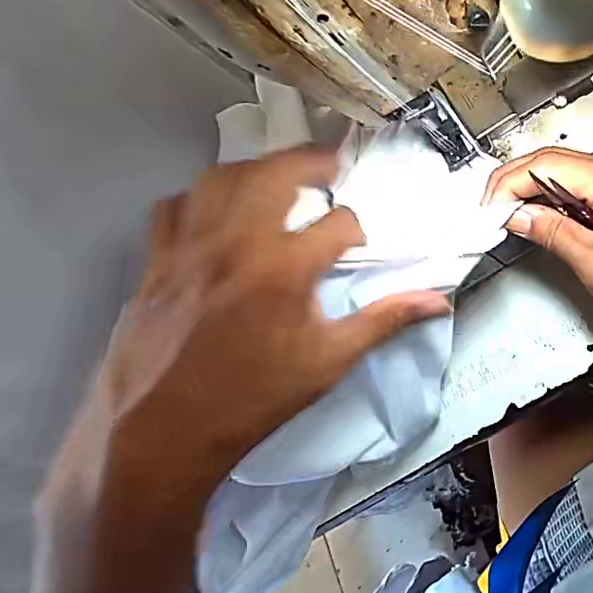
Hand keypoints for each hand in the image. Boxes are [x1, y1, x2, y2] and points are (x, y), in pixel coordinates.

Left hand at [47, 148, 451, 529]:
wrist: (165, 431)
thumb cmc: (254, 399)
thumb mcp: (328, 362)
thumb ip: (382, 321)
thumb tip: (437, 300)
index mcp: (285, 267)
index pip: (337, 224)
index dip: (355, 228)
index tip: (356, 243)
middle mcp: (236, 242)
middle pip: (277, 174)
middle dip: (310, 162)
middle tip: (328, 166)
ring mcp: (189, 246)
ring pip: (219, 178)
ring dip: (253, 170)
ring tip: (273, 178)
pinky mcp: (155, 260)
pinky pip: (170, 207)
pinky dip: (195, 200)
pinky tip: (210, 213)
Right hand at [483, 148, 592, 341]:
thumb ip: (552, 232)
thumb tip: (515, 215)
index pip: (549, 165)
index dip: (511, 184)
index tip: (489, 209)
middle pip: (552, 162)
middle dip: (514, 184)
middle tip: (488, 210)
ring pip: (559, 174)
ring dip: (528, 192)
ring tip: (503, 215)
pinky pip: (573, 190)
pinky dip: (547, 202)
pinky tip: (531, 217)